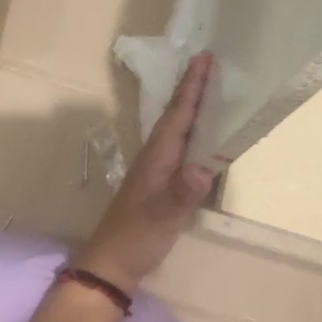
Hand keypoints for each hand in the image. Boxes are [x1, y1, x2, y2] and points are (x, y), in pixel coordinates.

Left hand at [73, 52, 217, 292]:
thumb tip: (205, 167)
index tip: (205, 58)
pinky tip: (201, 135)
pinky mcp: (160, 184)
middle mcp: (156, 156)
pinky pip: (180, 147)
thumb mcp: (163, 217)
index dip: (192, 87)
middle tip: (210, 61)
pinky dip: (192, 132)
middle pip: (176, 115)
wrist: (111, 263)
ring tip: (209, 87)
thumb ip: (183, 192)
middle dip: (192, 88)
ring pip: (177, 129)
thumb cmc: (137, 237)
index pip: (178, 115)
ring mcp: (156, 170)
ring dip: (191, 106)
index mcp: (157, 157)